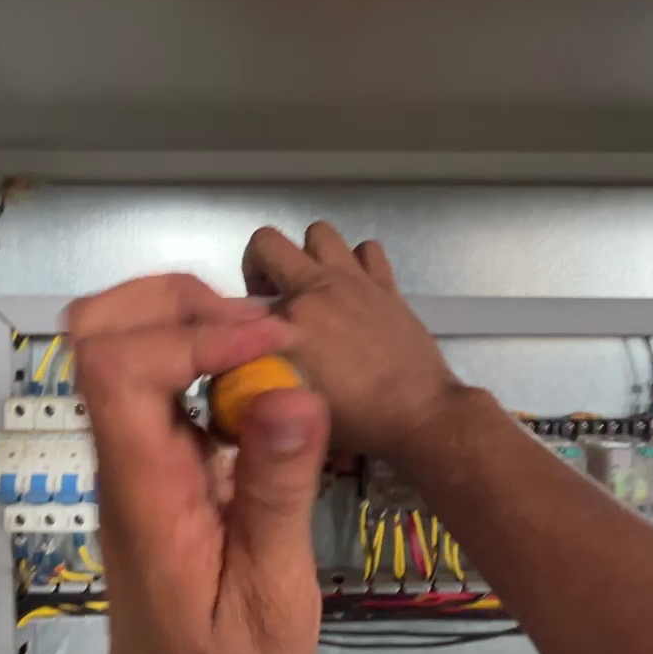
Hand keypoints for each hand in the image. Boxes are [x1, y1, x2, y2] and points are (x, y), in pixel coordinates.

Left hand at [66, 274, 330, 653]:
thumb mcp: (271, 594)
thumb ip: (276, 494)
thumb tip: (293, 391)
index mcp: (142, 489)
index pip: (119, 368)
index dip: (193, 333)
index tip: (274, 346)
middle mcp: (123, 459)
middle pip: (96, 335)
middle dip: (174, 302)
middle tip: (255, 328)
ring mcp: (132, 460)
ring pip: (121, 348)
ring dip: (189, 321)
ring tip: (266, 346)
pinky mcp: (153, 467)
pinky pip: (157, 382)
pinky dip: (203, 356)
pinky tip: (258, 383)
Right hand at [242, 222, 461, 459]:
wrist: (418, 414)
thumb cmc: (356, 421)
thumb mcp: (294, 404)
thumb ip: (262, 377)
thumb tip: (244, 364)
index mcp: (288, 323)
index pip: (239, 305)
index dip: (235, 320)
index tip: (245, 339)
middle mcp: (316, 290)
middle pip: (266, 243)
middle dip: (260, 265)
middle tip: (272, 299)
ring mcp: (355, 282)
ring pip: (319, 233)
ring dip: (309, 255)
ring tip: (314, 288)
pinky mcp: (386, 285)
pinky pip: (367, 248)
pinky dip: (357, 262)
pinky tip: (356, 290)